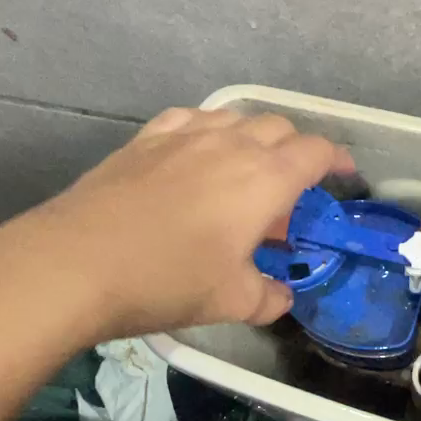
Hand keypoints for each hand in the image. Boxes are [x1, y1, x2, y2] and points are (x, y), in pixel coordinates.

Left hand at [0, 107, 353, 341]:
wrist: (75, 263)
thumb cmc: (168, 281)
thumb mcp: (233, 301)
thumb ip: (270, 297)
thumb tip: (282, 296)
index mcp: (265, 179)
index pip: (316, 151)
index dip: (338, 160)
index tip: (344, 176)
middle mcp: (231, 144)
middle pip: (280, 128)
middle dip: (298, 151)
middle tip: (295, 188)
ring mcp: (185, 135)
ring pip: (237, 118)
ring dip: (255, 139)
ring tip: (249, 172)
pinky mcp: (146, 139)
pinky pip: (194, 119)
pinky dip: (212, 131)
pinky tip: (200, 156)